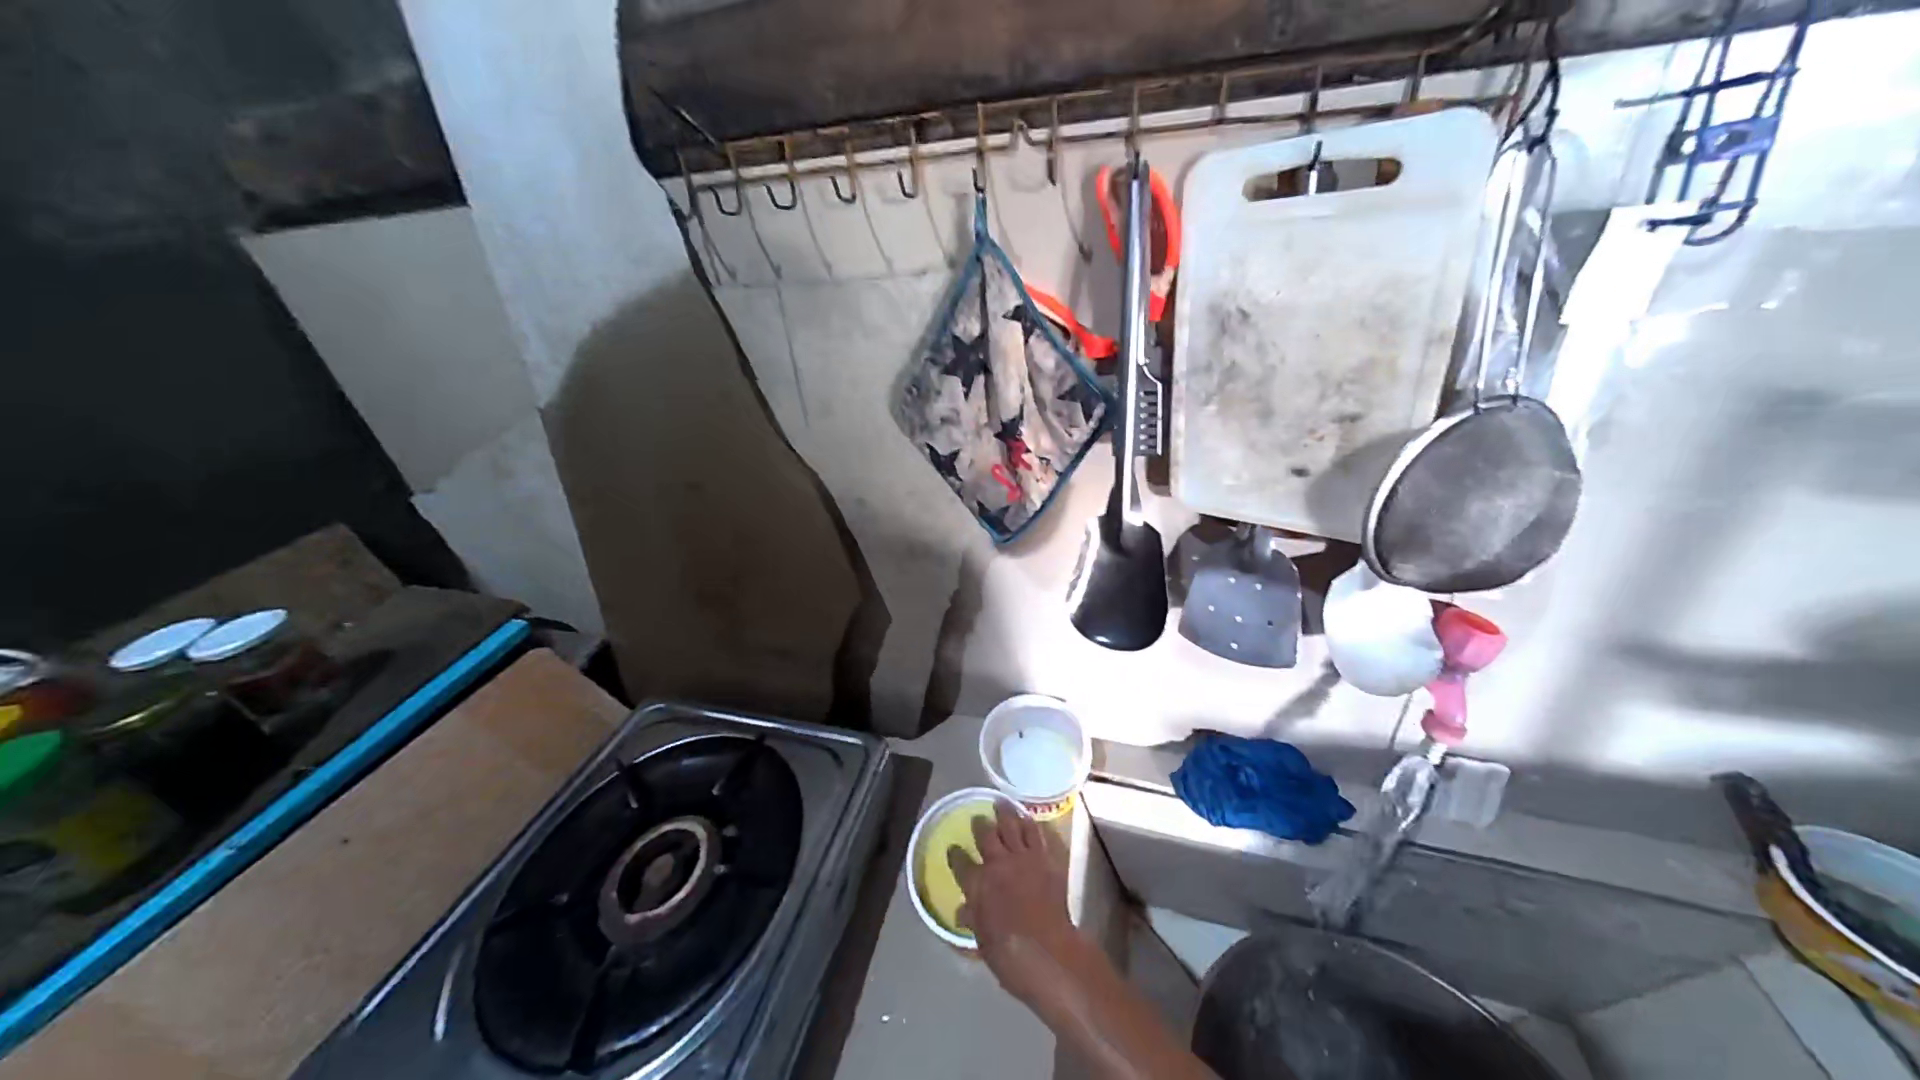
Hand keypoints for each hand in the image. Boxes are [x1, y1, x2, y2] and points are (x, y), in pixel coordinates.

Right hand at [946, 801, 1077, 1008]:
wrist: (1049, 952)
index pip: (960, 862)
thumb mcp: (982, 941)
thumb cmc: (1009, 955)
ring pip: (1012, 826)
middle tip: (978, 818)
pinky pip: (1038, 835)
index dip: (955, 854)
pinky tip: (1029, 819)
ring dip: (1006, 814)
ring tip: (1002, 804)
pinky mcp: (1046, 860)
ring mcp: (1024, 859)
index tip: (953, 848)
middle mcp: (998, 864)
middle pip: (986, 835)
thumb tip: (964, 911)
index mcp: (977, 883)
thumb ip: (973, 919)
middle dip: (980, 825)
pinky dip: (1032, 825)